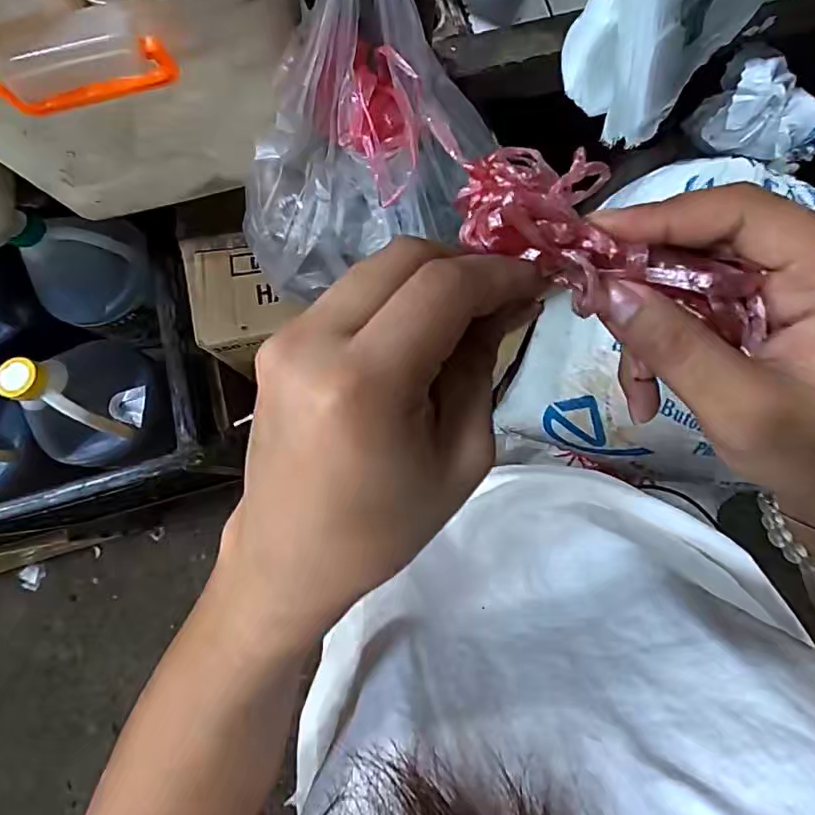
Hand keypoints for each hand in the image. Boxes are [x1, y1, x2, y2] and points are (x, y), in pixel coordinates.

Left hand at [219, 239, 543, 646]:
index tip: (535, 281)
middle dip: (466, 264)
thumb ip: (482, 363)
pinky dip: (397, 296)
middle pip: (405, 256)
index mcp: (363, 381)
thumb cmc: (385, 526)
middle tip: (503, 293)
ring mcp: (287, 334)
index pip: (443, 286)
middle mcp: (313, 340)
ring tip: (468, 312)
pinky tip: (421, 329)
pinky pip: (353, 293)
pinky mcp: (279, 339)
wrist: (287, 558)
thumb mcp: (462, 453)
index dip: (498, 273)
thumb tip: (507, 301)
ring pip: (378, 268)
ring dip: (431, 277)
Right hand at [591, 184, 814, 546]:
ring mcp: (805, 280)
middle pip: (718, 234)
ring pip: (704, 267)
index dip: (664, 216)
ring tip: (629, 367)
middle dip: (649, 269)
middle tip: (593, 292)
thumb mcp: (739, 410)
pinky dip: (672, 331)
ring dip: (655, 311)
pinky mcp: (781, 302)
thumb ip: (672, 344)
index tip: (597, 234)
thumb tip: (605, 288)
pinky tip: (650, 382)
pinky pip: (710, 296)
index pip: (744, 212)